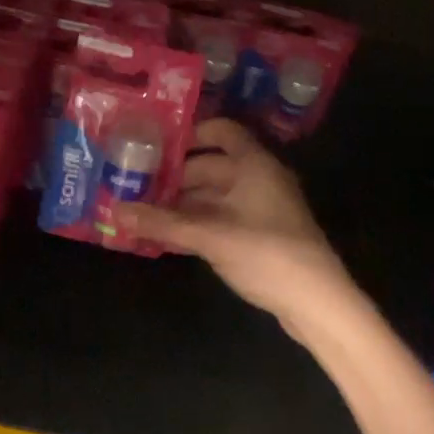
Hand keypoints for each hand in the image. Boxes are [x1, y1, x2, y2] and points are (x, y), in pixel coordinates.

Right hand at [118, 119, 357, 335]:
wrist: (317, 302)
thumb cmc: (267, 253)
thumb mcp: (210, 235)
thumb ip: (162, 222)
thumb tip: (115, 211)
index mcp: (254, 164)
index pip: (221, 131)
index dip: (191, 132)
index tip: (156, 142)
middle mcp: (258, 178)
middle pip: (212, 165)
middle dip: (176, 174)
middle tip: (136, 180)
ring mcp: (261, 208)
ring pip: (215, 195)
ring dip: (184, 201)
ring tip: (144, 208)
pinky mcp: (261, 235)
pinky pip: (222, 218)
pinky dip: (197, 222)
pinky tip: (168, 235)